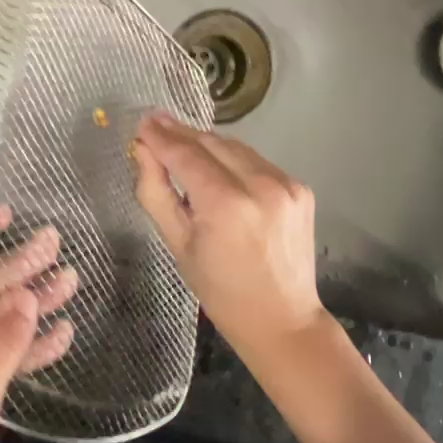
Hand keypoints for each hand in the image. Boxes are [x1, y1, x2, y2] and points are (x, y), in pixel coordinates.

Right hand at [131, 113, 326, 354]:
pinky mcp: (300, 188)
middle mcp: (260, 185)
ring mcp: (286, 184)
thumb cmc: (220, 290)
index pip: (186, 155)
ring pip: (236, 148)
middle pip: (212, 143)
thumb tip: (142, 150)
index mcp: (226, 205)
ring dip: (207, 143)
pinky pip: (256, 162)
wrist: (282, 319)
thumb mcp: (177, 244)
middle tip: (156, 125)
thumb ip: (155, 192)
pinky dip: (233, 160)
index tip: (142, 123)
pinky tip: (217, 169)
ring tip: (182, 144)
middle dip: (182, 134)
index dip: (161, 138)